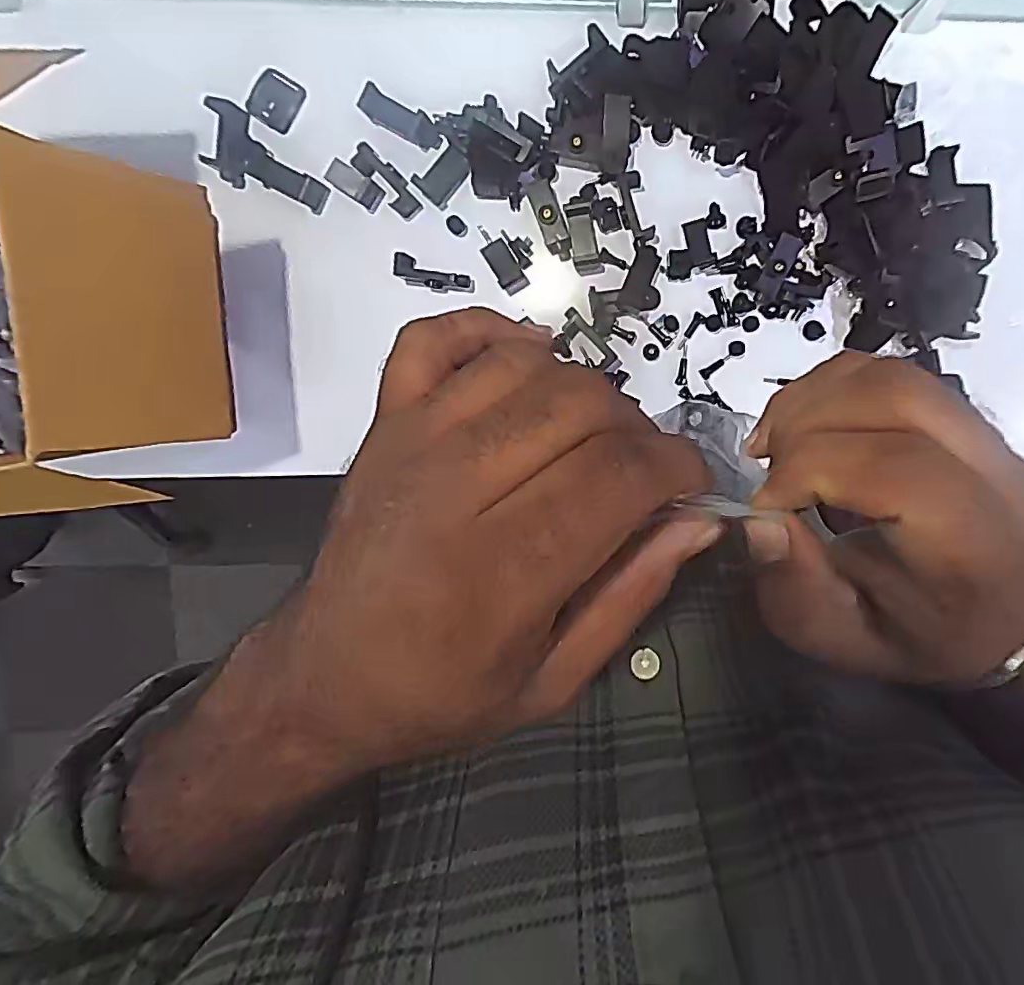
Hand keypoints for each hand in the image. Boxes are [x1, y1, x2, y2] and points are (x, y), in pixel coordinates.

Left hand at [265, 308, 716, 771]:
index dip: (677, 467)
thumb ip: (630, 595)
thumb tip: (697, 521)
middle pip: (580, 408)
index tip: (690, 483)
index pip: (618, 475)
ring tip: (589, 434)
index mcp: (502, 571)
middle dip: (638, 431)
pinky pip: (434, 340)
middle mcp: (454, 490)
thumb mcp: (553, 681)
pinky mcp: (383, 423)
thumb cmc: (441, 692)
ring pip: (525, 366)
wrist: (327, 678)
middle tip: (640, 471)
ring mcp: (411, 443)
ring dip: (582, 389)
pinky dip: (488, 331)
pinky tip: (523, 357)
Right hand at [741, 353, 1023, 685]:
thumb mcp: (845, 640)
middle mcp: (995, 475)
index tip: (767, 504)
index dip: (811, 469)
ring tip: (777, 443)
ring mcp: (985, 437)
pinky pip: (889, 373)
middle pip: (895, 398)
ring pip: (890, 376)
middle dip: (804, 422)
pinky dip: (829, 387)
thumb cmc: (920, 636)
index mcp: (973, 544)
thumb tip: (759, 522)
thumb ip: (797, 590)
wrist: (995, 623)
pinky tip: (803, 424)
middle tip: (766, 464)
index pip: (896, 467)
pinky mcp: (963, 418)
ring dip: (812, 398)